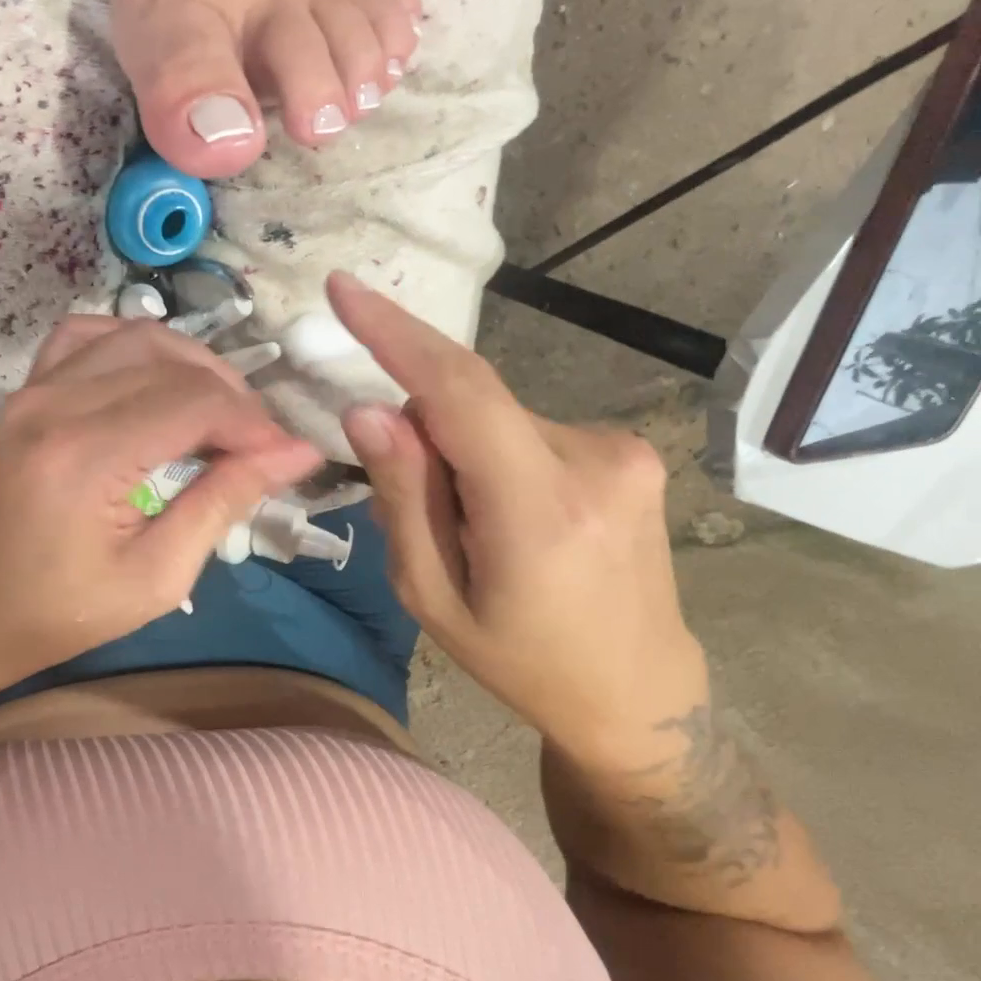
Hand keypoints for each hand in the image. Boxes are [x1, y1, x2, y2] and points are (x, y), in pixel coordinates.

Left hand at [0, 317, 322, 695]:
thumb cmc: (66, 609)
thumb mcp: (157, 575)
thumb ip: (223, 501)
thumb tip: (295, 452)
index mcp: (85, 456)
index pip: (194, 401)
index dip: (253, 422)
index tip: (287, 456)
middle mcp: (53, 405)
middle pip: (168, 362)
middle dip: (229, 394)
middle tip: (256, 442)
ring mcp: (31, 391)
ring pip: (131, 336)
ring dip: (188, 364)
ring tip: (217, 412)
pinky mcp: (24, 393)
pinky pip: (82, 337)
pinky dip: (129, 344)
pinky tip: (153, 379)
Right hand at [325, 273, 710, 771]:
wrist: (637, 693)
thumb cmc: (518, 658)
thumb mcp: (431, 594)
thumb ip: (402, 497)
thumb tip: (368, 410)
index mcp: (539, 509)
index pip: (459, 392)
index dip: (396, 333)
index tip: (343, 288)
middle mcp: (593, 461)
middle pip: (467, 403)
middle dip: (417, 431)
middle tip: (407, 505)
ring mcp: (619, 452)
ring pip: (491, 416)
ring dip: (453, 450)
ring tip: (465, 530)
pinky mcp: (625, 451)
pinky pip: (520, 427)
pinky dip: (485, 455)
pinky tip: (499, 517)